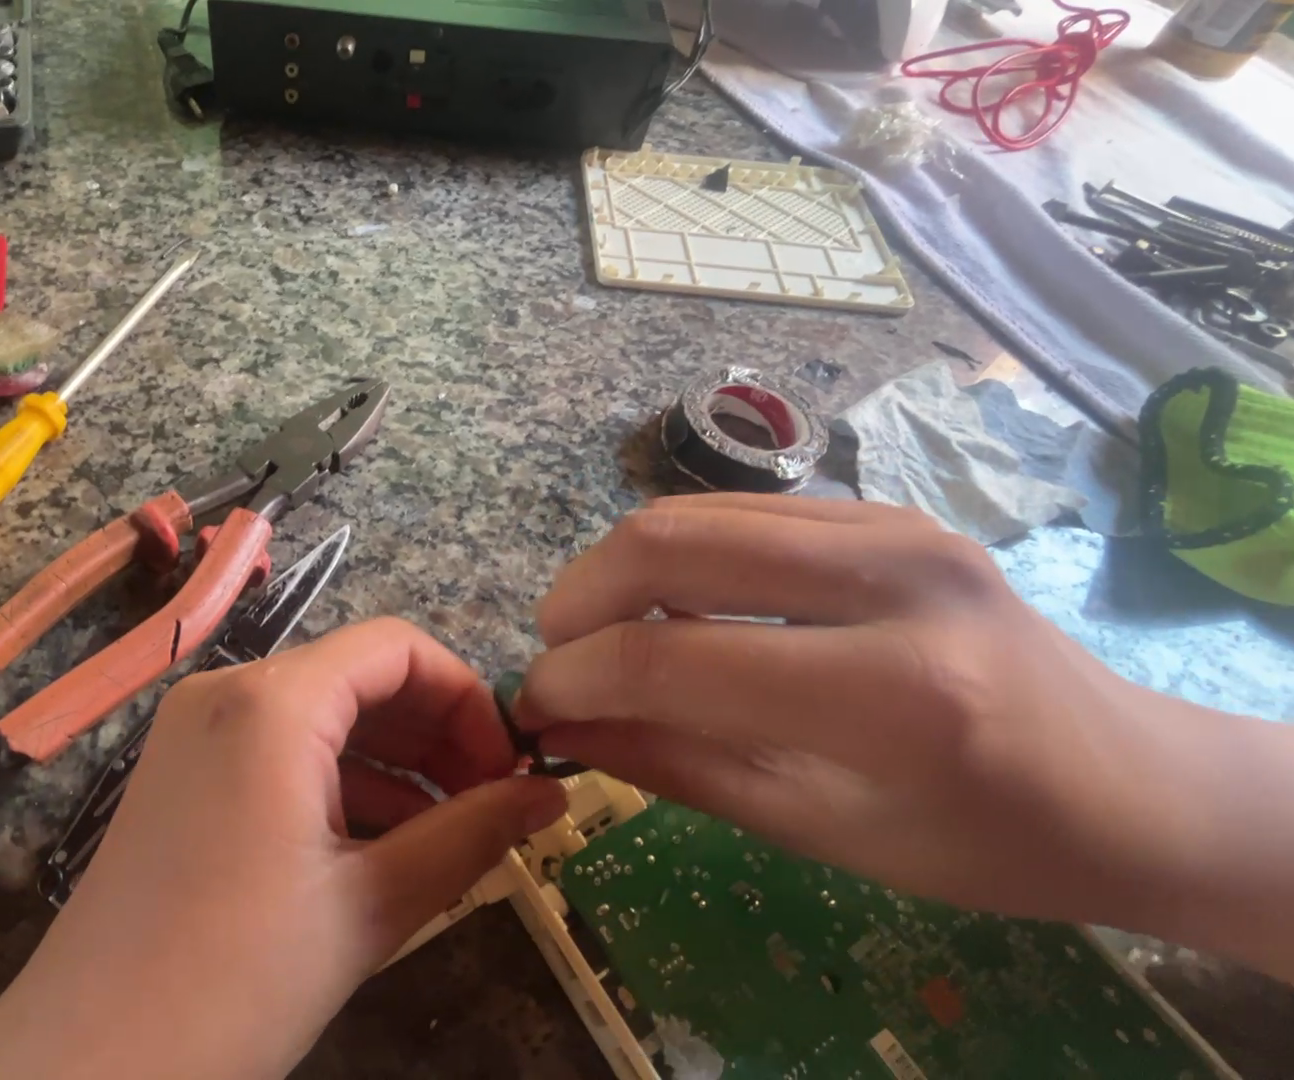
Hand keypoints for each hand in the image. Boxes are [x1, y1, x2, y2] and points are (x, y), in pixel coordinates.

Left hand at [0, 618, 565, 1078]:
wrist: (86, 1064)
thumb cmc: (235, 979)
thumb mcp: (368, 905)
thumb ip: (471, 836)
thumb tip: (550, 794)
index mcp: (272, 701)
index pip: (397, 647)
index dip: (467, 696)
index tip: (508, 767)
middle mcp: (227, 689)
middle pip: (359, 676)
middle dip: (436, 731)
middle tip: (492, 802)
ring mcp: (196, 728)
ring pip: (322, 714)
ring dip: (394, 762)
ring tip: (451, 831)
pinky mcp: (183, 769)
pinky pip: (281, 749)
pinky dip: (340, 781)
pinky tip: (383, 841)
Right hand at [518, 494, 1293, 979]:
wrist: (1132, 778)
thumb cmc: (979, 838)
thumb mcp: (814, 826)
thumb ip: (673, 764)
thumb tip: (562, 724)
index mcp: (892, 694)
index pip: (672, 659)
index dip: (576, 678)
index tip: (535, 706)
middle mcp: (892, 577)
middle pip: (665, 544)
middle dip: (577, 601)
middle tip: (557, 655)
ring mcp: (890, 523)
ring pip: (686, 511)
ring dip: (613, 571)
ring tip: (603, 632)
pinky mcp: (879, 508)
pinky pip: (730, 510)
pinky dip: (669, 555)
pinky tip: (668, 606)